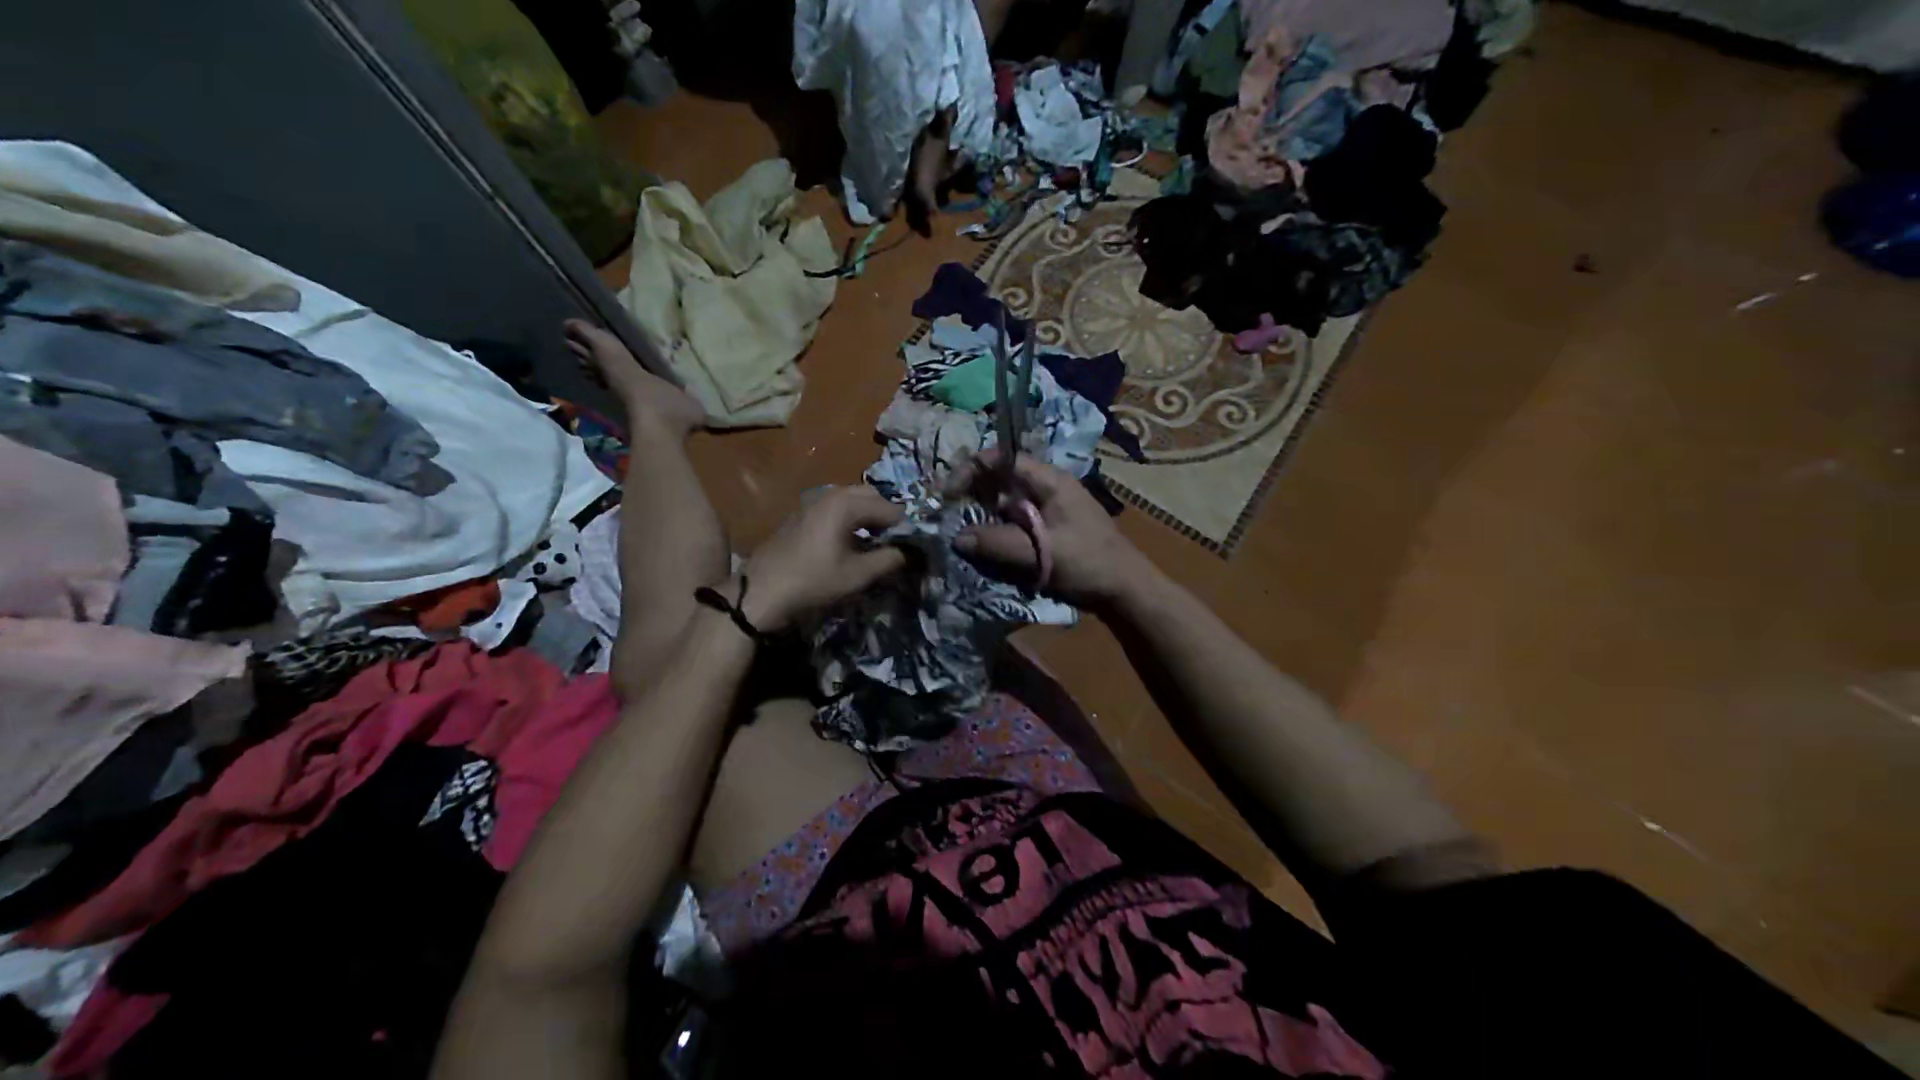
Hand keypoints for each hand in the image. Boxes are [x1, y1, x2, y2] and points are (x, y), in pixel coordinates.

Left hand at [737, 486, 906, 631]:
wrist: (761, 591)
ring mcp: (814, 502)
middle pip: (871, 496)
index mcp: (846, 504)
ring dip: (869, 516)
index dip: (906, 526)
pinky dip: (851, 518)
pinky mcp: (803, 514)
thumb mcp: (857, 575)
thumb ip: (889, 559)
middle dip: (887, 515)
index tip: (916, 546)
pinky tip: (853, 542)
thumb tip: (909, 552)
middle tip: (898, 541)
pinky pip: (837, 508)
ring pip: (853, 500)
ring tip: (878, 542)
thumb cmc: (812, 581)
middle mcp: (831, 494)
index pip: (890, 508)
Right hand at [949, 450, 1156, 609]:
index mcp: (1049, 480)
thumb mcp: (1042, 553)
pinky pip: (1013, 519)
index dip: (970, 469)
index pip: (1002, 457)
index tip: (948, 494)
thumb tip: (958, 538)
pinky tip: (982, 545)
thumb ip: (998, 543)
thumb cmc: (1089, 563)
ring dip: (980, 514)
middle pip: (999, 477)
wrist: (1125, 588)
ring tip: (960, 533)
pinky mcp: (1046, 527)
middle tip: (947, 516)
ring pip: (1003, 500)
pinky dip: (994, 528)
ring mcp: (1046, 507)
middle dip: (970, 493)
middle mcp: (1045, 487)